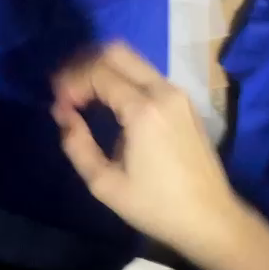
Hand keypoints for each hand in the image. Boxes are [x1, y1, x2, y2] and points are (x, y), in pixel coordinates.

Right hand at [52, 43, 254, 259]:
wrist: (211, 219)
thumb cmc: (156, 206)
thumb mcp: (105, 184)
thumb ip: (77, 144)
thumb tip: (62, 113)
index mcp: (144, 110)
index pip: (98, 72)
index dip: (71, 81)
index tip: (57, 103)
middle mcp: (163, 90)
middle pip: (116, 51)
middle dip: (84, 63)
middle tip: (65, 88)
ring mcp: (176, 92)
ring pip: (132, 58)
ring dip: (102, 68)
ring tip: (81, 94)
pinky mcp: (182, 100)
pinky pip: (145, 74)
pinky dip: (120, 77)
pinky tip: (106, 100)